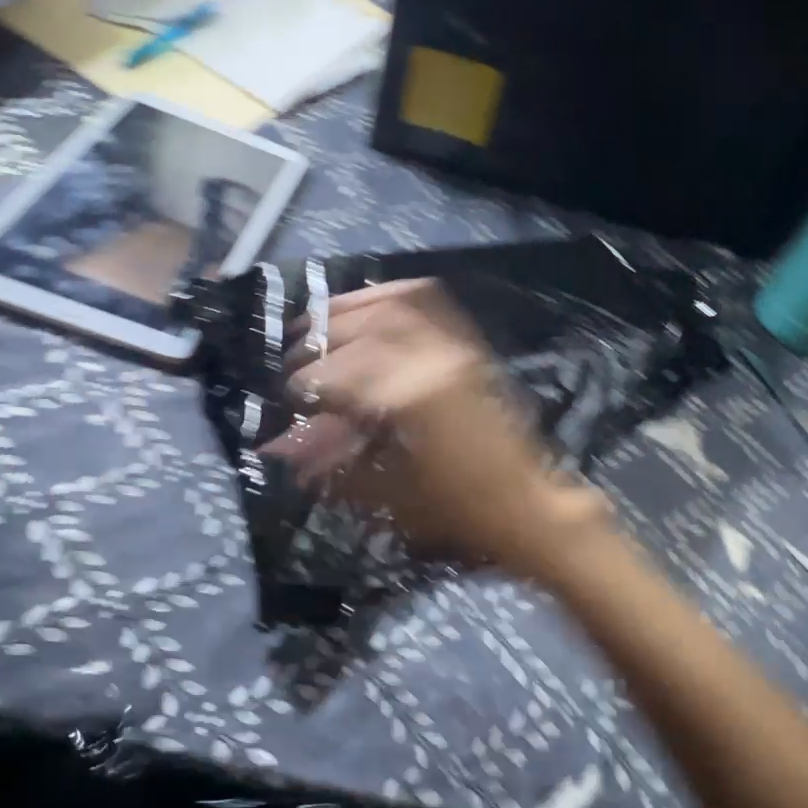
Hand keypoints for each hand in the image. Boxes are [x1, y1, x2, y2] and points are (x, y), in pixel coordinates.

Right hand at [260, 278, 613, 581]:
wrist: (525, 506)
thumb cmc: (458, 512)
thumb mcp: (388, 494)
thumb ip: (333, 463)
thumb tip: (282, 448)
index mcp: (409, 399)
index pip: (340, 375)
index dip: (305, 383)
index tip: (288, 395)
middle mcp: (431, 361)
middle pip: (362, 330)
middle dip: (318, 341)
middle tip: (294, 357)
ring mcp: (454, 349)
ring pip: (392, 306)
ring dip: (347, 310)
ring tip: (318, 323)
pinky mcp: (468, 348)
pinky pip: (427, 301)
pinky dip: (391, 294)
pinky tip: (367, 301)